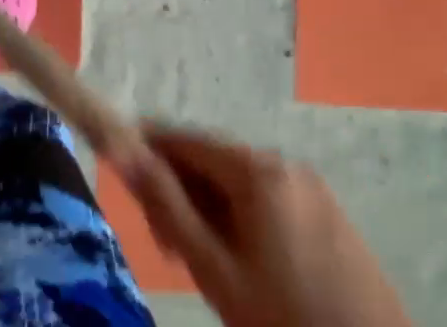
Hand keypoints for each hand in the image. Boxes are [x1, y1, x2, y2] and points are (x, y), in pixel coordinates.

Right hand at [115, 124, 412, 326]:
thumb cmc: (282, 316)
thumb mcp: (211, 265)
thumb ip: (162, 202)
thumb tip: (117, 146)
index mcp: (255, 169)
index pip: (177, 137)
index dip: (145, 161)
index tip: (134, 204)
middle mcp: (284, 163)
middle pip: (207, 160)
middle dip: (179, 194)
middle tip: (170, 249)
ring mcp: (312, 188)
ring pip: (236, 182)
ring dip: (208, 211)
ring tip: (206, 263)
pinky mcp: (329, 214)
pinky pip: (268, 199)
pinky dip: (242, 219)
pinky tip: (244, 263)